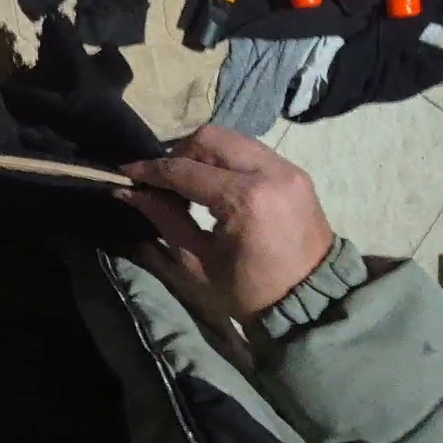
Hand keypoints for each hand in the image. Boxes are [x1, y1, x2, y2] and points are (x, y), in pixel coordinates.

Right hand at [118, 126, 334, 319]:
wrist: (314, 303)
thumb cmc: (250, 292)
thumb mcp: (198, 261)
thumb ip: (164, 218)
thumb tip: (130, 191)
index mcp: (244, 200)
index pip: (185, 170)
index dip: (151, 170)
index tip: (127, 172)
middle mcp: (269, 172)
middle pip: (209, 138)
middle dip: (178, 154)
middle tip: (163, 180)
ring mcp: (287, 168)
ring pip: (230, 138)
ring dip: (202, 153)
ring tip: (187, 181)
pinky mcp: (295, 171)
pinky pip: (250, 150)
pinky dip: (225, 159)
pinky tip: (214, 183)